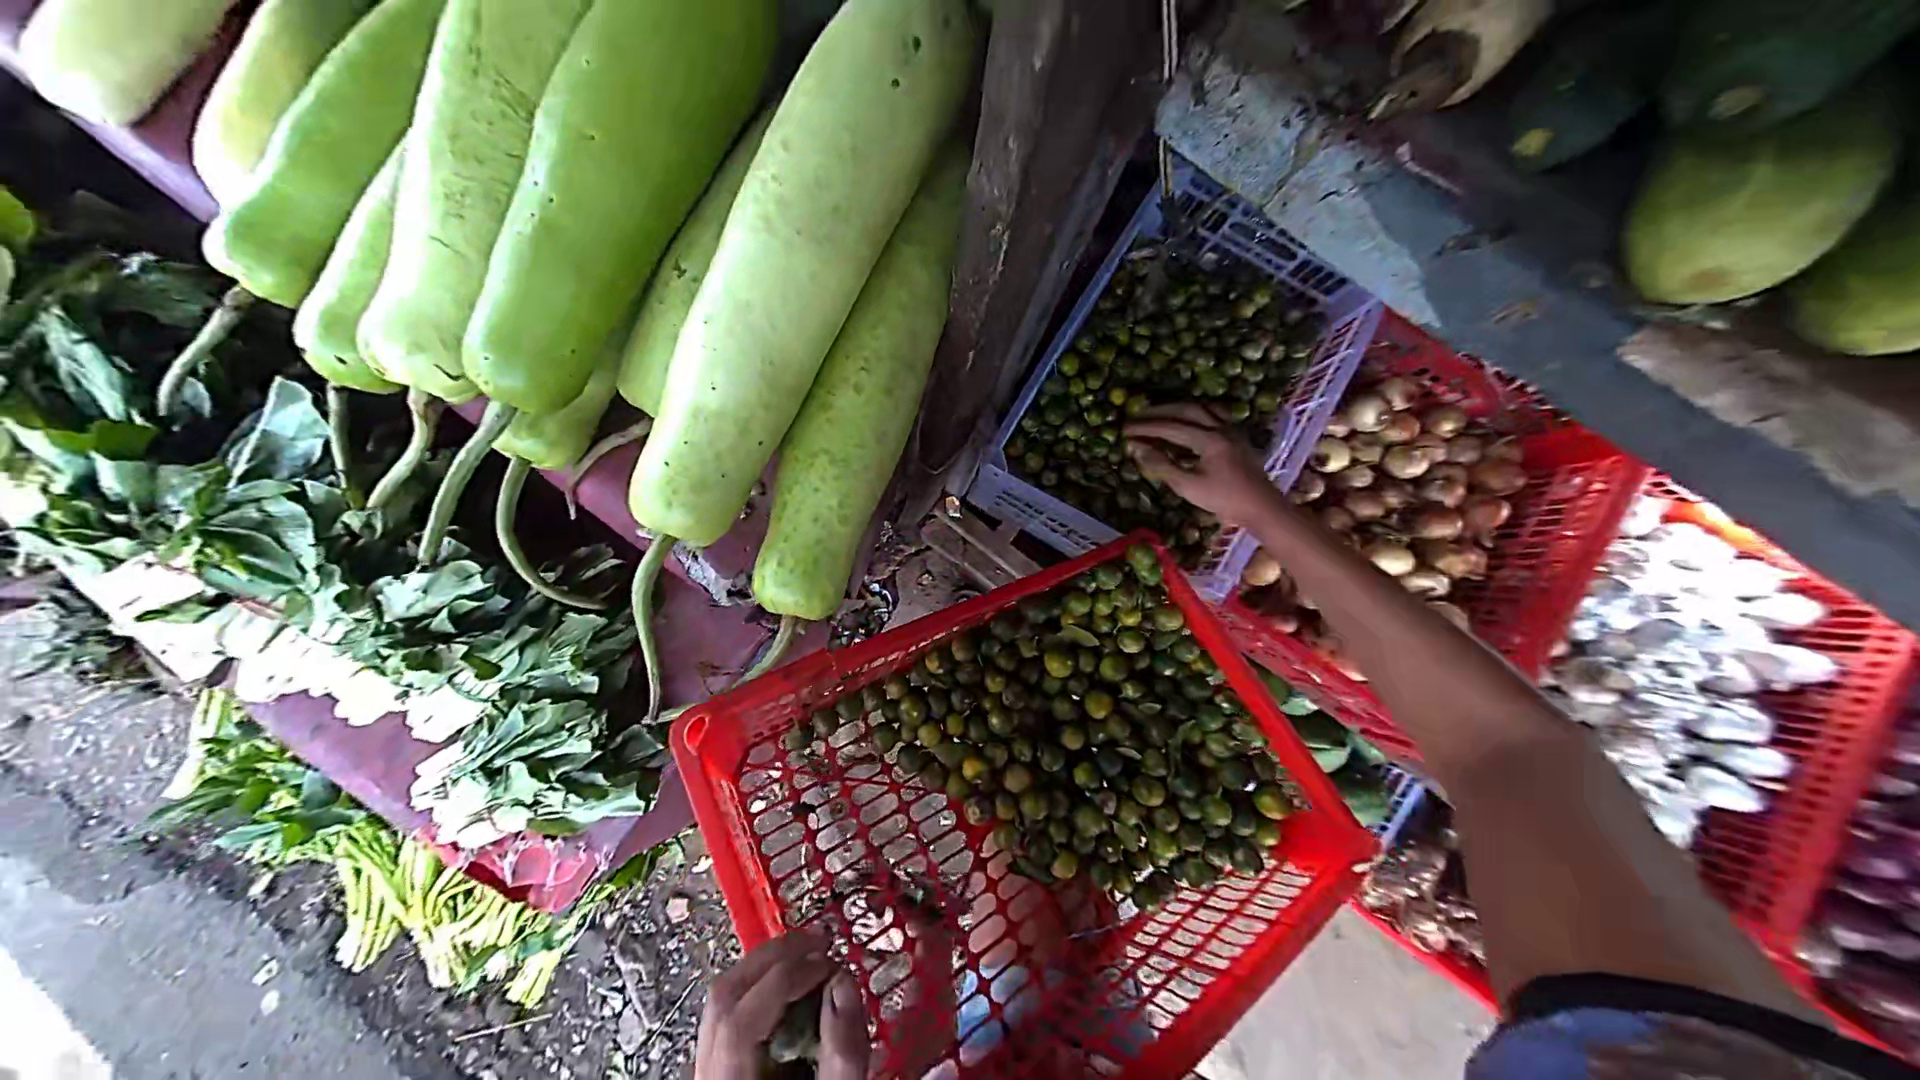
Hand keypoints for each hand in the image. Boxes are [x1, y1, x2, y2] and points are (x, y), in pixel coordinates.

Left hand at [695, 931, 869, 1079]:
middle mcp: (707, 1079)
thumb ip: (844, 1052)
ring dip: (766, 967)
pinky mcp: (716, 1073)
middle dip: (774, 960)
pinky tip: (792, 985)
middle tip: (821, 944)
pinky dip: (760, 987)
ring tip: (810, 955)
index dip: (786, 980)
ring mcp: (705, 1076)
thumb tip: (843, 981)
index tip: (830, 962)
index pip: (740, 1022)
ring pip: (721, 1003)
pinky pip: (728, 1014)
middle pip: (723, 1001)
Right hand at [1124, 403, 1276, 526]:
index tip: (1125, 429)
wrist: (1261, 507)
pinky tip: (1188, 421)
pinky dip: (1197, 413)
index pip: (1171, 427)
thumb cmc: (1224, 500)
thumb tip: (1137, 447)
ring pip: (1203, 408)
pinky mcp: (1237, 436)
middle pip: (1186, 409)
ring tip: (1159, 413)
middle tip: (1138, 415)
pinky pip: (1215, 415)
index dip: (1146, 427)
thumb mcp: (1188, 486)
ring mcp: (1232, 430)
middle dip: (1159, 411)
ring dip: (1178, 408)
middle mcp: (1221, 428)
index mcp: (1209, 439)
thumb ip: (1162, 465)